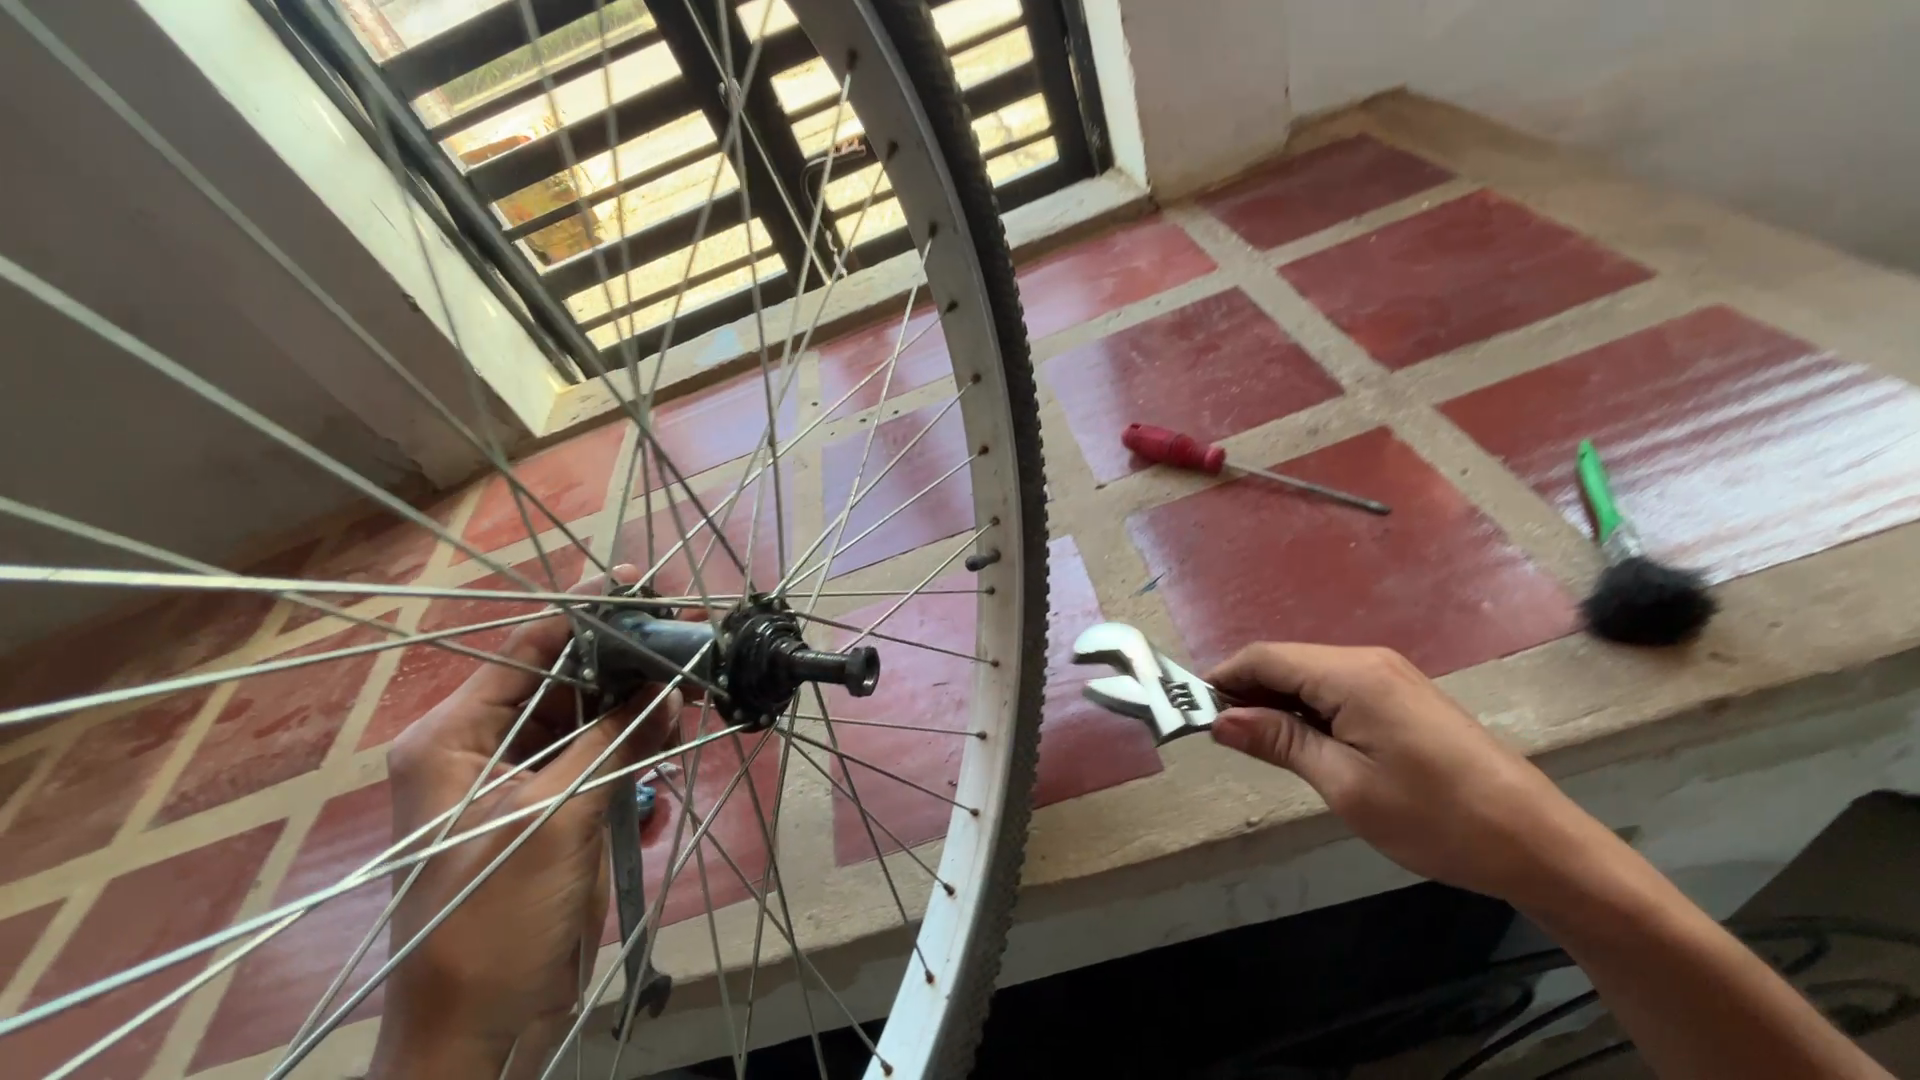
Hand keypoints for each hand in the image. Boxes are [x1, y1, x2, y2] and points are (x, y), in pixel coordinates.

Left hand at [370, 567, 677, 1076]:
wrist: (480, 1031)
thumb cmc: (496, 921)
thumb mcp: (556, 820)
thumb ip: (611, 742)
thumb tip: (666, 686)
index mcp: (453, 737)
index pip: (526, 650)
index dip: (586, 614)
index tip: (643, 585)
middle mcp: (481, 749)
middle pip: (565, 683)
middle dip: (627, 667)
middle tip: (691, 642)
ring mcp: (519, 784)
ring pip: (589, 722)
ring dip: (638, 714)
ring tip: (692, 699)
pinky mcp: (552, 815)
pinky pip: (599, 764)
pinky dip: (635, 758)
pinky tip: (666, 764)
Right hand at [1205, 643, 1622, 908]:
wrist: (1538, 844)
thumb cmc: (1436, 818)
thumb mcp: (1345, 786)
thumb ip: (1280, 743)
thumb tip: (1222, 720)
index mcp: (1352, 675)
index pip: (1264, 657)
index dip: (1221, 680)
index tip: (1189, 712)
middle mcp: (1368, 661)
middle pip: (1285, 662)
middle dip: (1246, 692)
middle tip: (1218, 738)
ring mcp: (1391, 676)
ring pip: (1310, 677)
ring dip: (1276, 703)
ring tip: (1255, 747)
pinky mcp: (1404, 697)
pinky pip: (1337, 690)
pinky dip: (1307, 711)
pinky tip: (1301, 744)